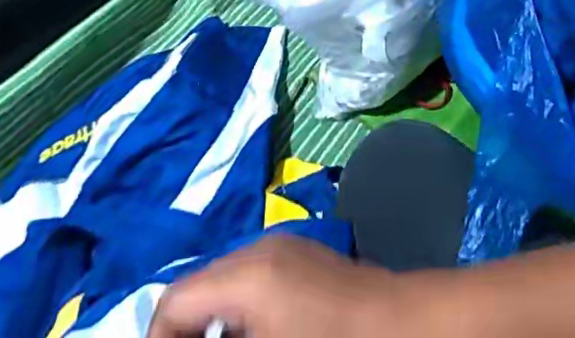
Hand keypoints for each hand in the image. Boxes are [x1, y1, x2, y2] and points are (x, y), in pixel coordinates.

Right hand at [149, 235, 404, 337]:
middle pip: (195, 286)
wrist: (400, 324)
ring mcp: (282, 246)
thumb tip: (197, 334)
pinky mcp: (300, 252)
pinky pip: (251, 275)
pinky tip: (252, 335)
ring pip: (223, 280)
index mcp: (246, 275)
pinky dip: (238, 308)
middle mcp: (258, 249)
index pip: (174, 300)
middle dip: (184, 330)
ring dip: (211, 321)